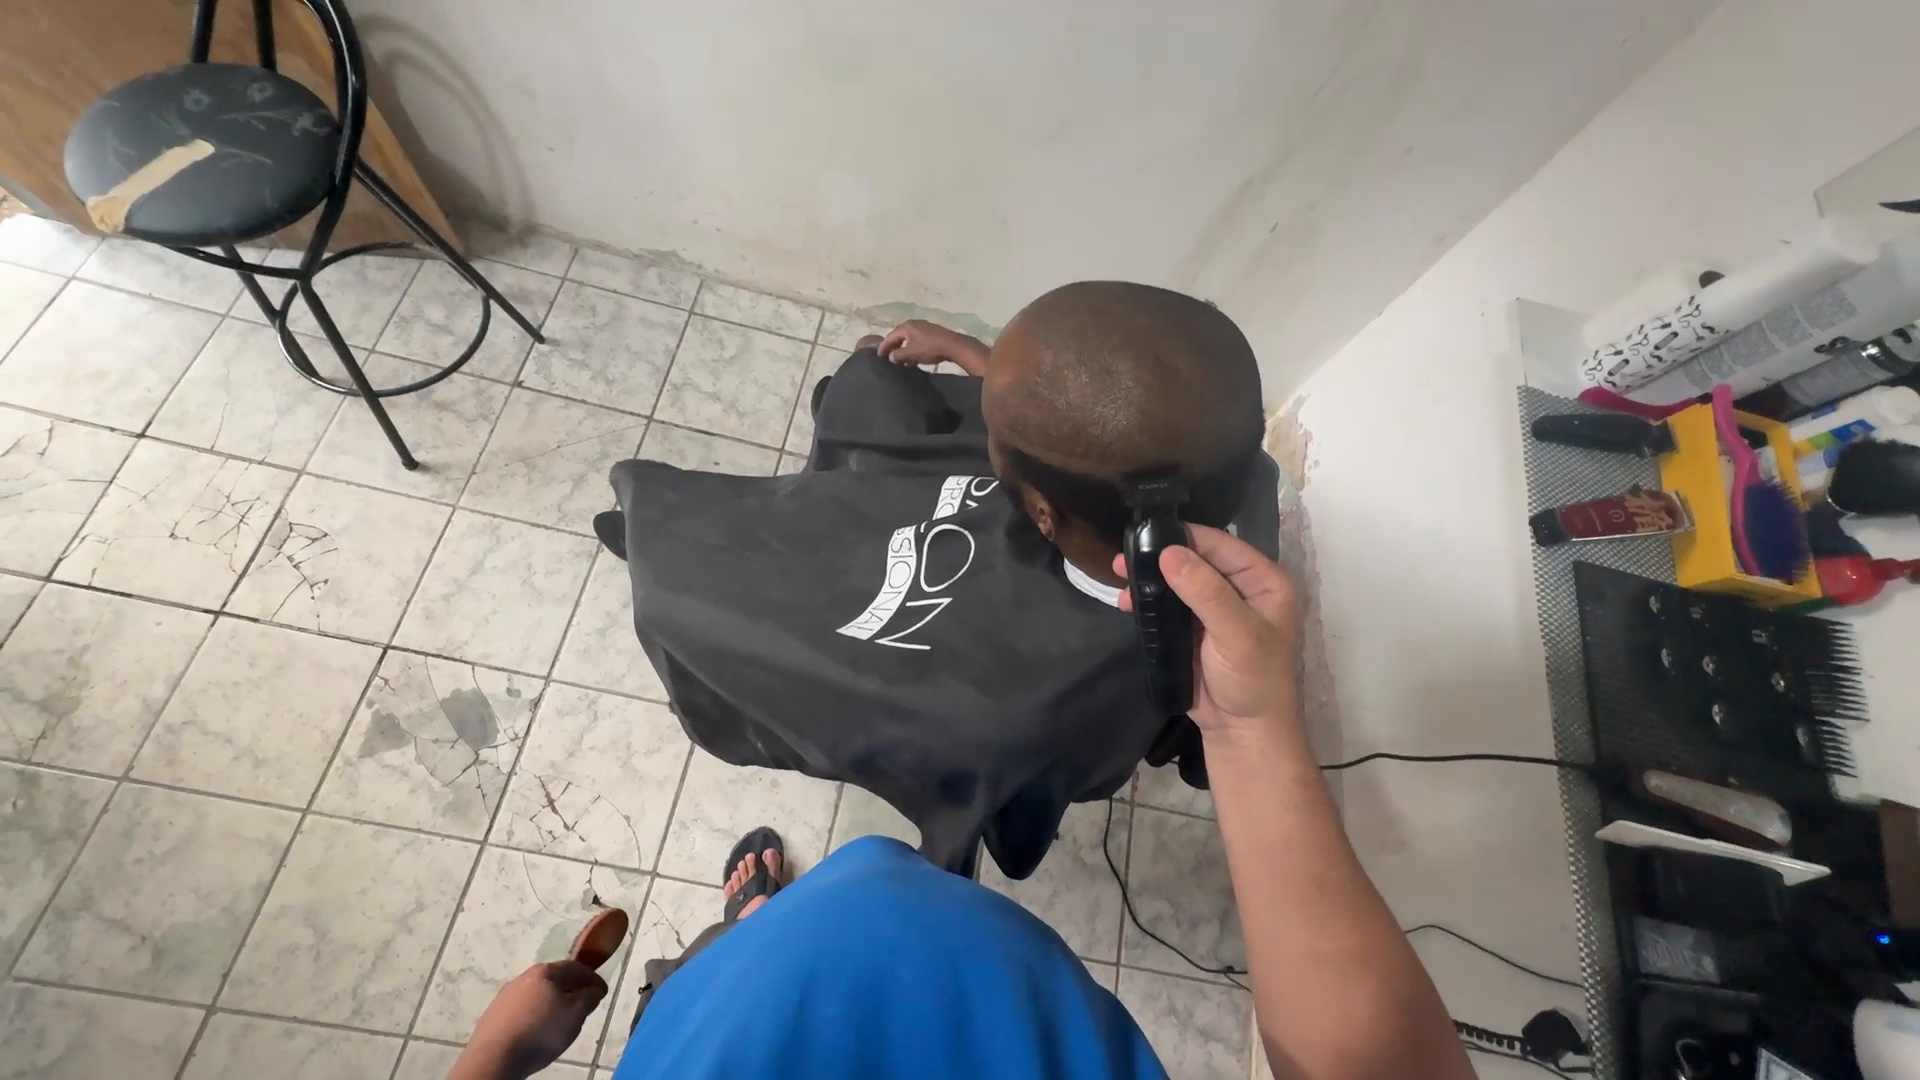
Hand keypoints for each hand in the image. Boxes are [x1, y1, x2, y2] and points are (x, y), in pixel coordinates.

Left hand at [454, 962, 607, 1079]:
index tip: (602, 992)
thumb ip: (589, 998)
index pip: (575, 967)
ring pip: (535, 996)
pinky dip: (533, 1017)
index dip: (592, 978)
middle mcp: (522, 978)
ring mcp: (503, 998)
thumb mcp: (576, 1014)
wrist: (492, 1061)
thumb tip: (593, 991)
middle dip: (570, 990)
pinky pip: (520, 1012)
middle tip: (582, 1006)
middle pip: (553, 980)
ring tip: (559, 1022)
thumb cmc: (540, 1032)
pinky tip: (536, 1033)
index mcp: (544, 971)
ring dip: (550, 1004)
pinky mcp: (490, 1019)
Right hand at [875, 319, 988, 376]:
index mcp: (906, 326)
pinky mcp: (933, 334)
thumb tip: (891, 357)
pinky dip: (913, 349)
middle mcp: (914, 324)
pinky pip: (918, 341)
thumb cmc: (929, 348)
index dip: (883, 347)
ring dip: (904, 349)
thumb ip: (898, 355)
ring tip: (900, 361)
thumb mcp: (911, 353)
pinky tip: (913, 359)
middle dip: (893, 347)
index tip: (878, 356)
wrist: (953, 346)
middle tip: (888, 358)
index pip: (890, 336)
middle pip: (899, 336)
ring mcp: (924, 328)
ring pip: (909, 339)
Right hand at [1114, 526, 1298, 737]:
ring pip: (1178, 580)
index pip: (1222, 545)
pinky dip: (1147, 600)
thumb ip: (1205, 592)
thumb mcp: (1236, 633)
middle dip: (1162, 555)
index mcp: (1263, 581)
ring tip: (1118, 572)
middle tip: (1126, 552)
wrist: (1241, 732)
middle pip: (1197, 559)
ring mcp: (1213, 608)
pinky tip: (1126, 600)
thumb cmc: (1253, 680)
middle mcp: (1240, 588)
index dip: (1187, 537)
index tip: (1149, 533)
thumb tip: (1169, 553)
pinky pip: (1167, 604)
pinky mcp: (1191, 628)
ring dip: (1150, 577)